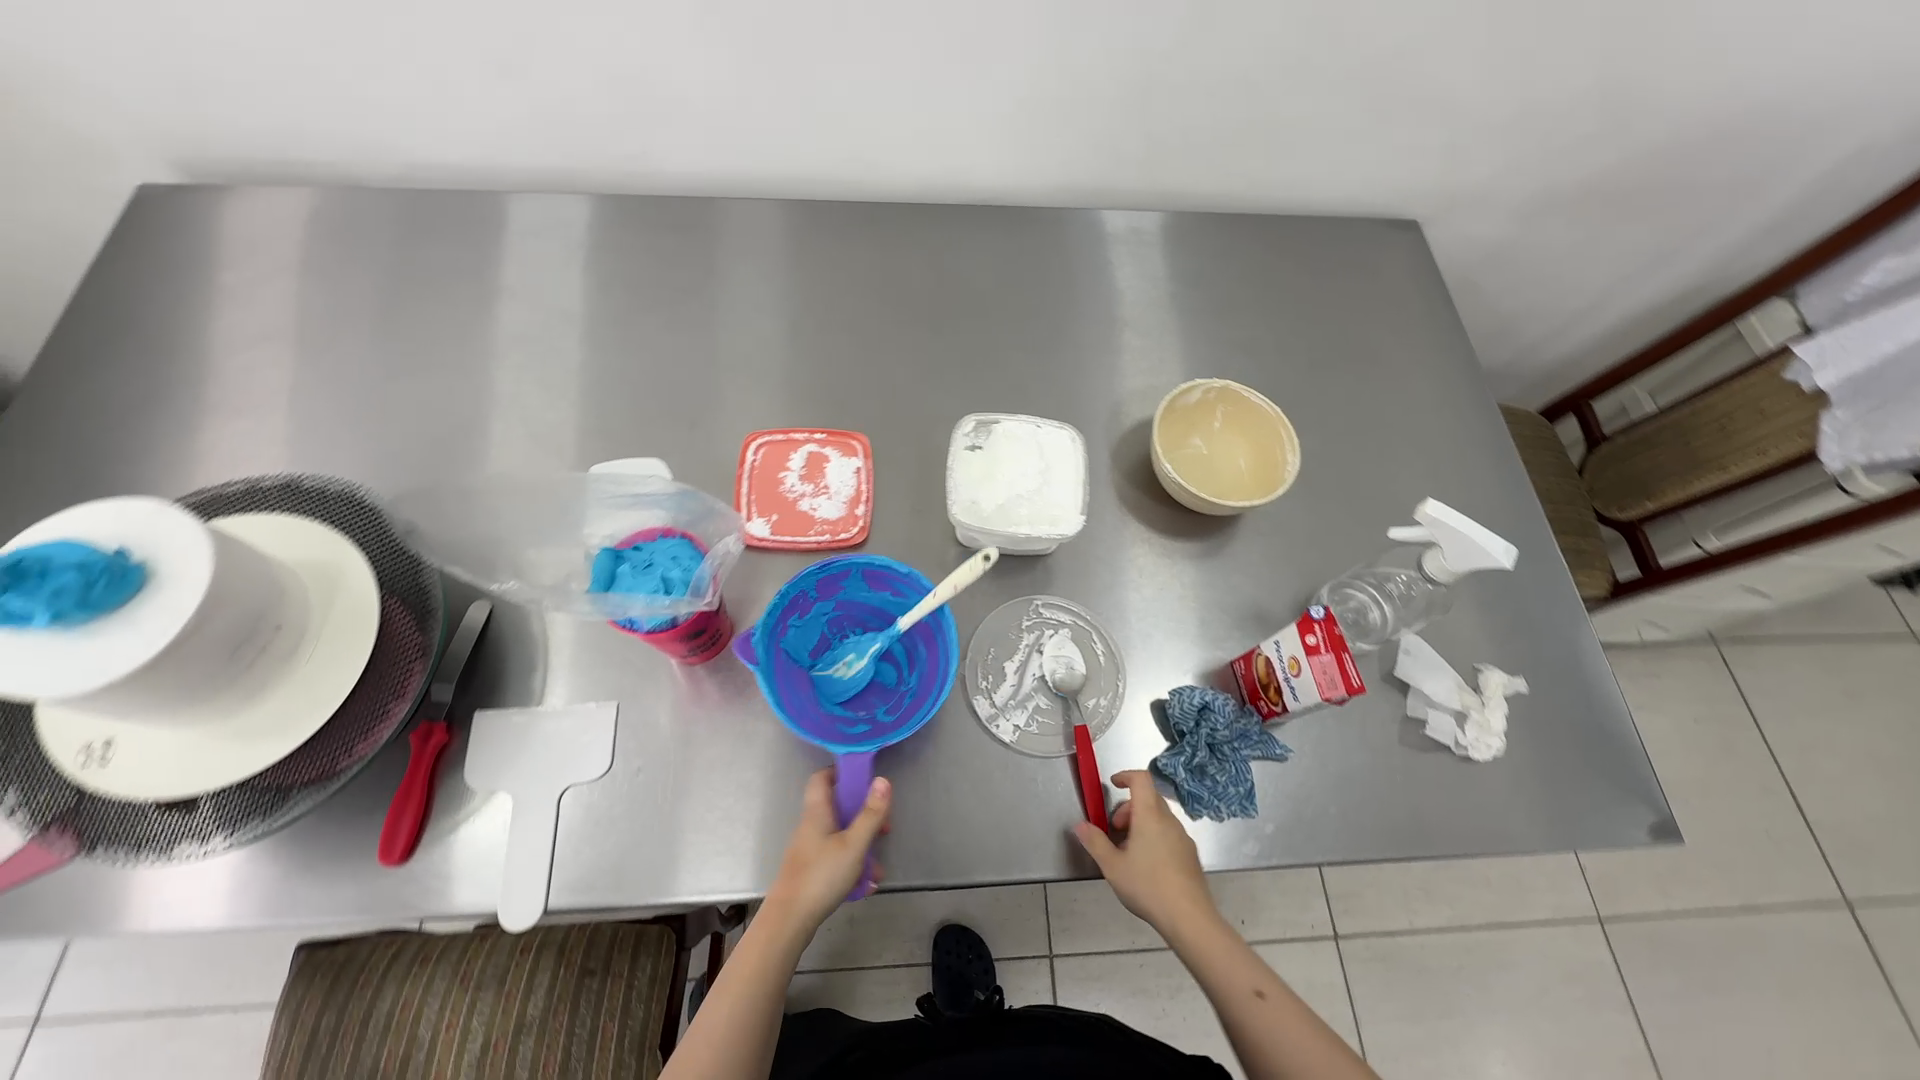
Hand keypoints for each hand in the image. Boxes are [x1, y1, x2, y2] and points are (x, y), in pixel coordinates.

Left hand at [763, 768, 891, 933]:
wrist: (789, 920)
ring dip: (862, 848)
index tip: (865, 780)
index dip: (841, 772)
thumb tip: (882, 780)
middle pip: (838, 808)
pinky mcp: (811, 870)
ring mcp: (810, 849)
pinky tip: (865, 886)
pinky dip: (852, 867)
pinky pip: (836, 859)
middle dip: (863, 817)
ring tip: (877, 869)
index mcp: (817, 812)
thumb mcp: (854, 844)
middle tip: (883, 828)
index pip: (822, 777)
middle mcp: (811, 826)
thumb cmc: (822, 875)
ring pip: (841, 837)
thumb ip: (870, 814)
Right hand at [1072, 770, 1216, 932]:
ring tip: (1128, 852)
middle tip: (1115, 830)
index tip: (1113, 785)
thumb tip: (1080, 825)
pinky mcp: (1190, 854)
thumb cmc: (1147, 886)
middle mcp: (1169, 821)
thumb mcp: (1112, 866)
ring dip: (1140, 824)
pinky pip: (1169, 834)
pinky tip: (1147, 866)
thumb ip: (1095, 842)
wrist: (1189, 917)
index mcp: (1149, 816)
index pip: (1141, 779)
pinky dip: (1154, 837)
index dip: (1126, 775)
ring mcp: (1183, 837)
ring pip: (1159, 818)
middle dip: (1128, 808)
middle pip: (1148, 799)